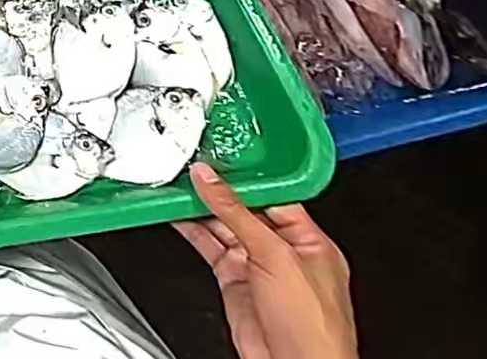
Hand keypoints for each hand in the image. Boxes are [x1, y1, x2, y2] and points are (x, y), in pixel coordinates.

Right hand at [173, 163, 356, 358]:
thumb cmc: (314, 330)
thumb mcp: (274, 256)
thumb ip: (236, 212)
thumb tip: (208, 178)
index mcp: (308, 243)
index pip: (272, 195)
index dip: (244, 174)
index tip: (217, 155)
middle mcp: (282, 251)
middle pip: (241, 206)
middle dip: (215, 188)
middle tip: (189, 166)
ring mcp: (256, 264)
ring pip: (220, 222)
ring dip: (197, 205)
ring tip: (175, 183)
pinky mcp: (232, 276)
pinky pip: (206, 242)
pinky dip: (187, 226)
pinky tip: (172, 211)